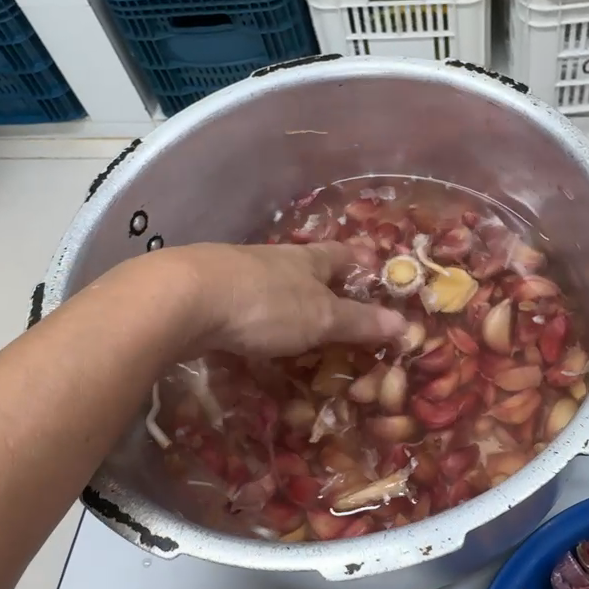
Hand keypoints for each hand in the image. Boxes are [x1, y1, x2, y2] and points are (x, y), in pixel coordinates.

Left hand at [157, 242, 405, 358]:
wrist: (183, 299)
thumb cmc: (266, 305)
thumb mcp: (321, 317)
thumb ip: (358, 322)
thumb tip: (405, 324)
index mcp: (307, 259)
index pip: (342, 254)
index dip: (360, 261)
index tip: (374, 268)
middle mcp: (274, 260)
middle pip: (305, 267)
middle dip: (323, 282)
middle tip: (339, 302)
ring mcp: (237, 274)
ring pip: (271, 284)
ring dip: (286, 300)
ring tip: (298, 322)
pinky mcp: (207, 295)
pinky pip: (242, 305)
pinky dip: (254, 317)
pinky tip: (251, 334)